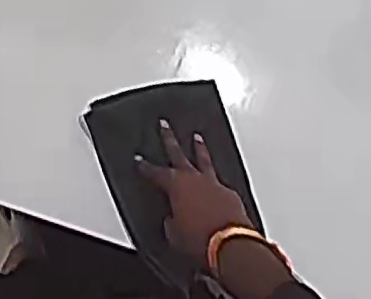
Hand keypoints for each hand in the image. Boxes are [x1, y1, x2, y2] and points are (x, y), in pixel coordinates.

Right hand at [136, 120, 291, 298]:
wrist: (231, 246)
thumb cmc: (200, 240)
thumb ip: (171, 223)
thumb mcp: (175, 236)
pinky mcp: (229, 193)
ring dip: (199, 148)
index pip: (155, 172)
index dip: (145, 166)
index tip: (139, 160)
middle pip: (177, 152)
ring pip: (203, 159)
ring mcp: (212, 183)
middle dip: (168, 137)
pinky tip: (217, 182)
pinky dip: (216, 182)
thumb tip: (173, 220)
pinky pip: (220, 183)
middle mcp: (192, 178)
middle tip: (164, 124)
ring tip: (197, 137)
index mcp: (175, 185)